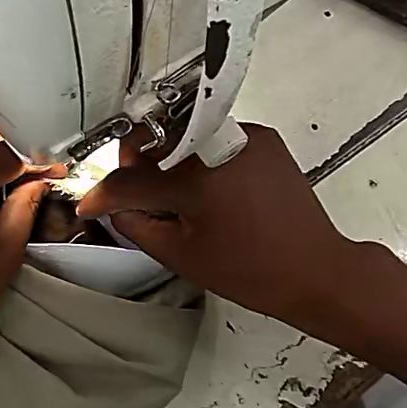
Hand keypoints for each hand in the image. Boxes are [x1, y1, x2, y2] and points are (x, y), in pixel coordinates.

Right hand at [77, 123, 374, 327]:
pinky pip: (216, 139)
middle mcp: (221, 145)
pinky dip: (200, 158)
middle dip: (135, 163)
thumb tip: (118, 210)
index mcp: (198, 179)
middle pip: (157, 141)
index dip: (104, 194)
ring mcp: (246, 138)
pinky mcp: (264, 140)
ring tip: (170, 192)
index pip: (133, 180)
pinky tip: (206, 188)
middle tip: (129, 190)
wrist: (315, 269)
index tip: (92, 203)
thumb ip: (139, 227)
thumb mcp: (184, 257)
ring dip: (167, 158)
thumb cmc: (257, 271)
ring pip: (185, 136)